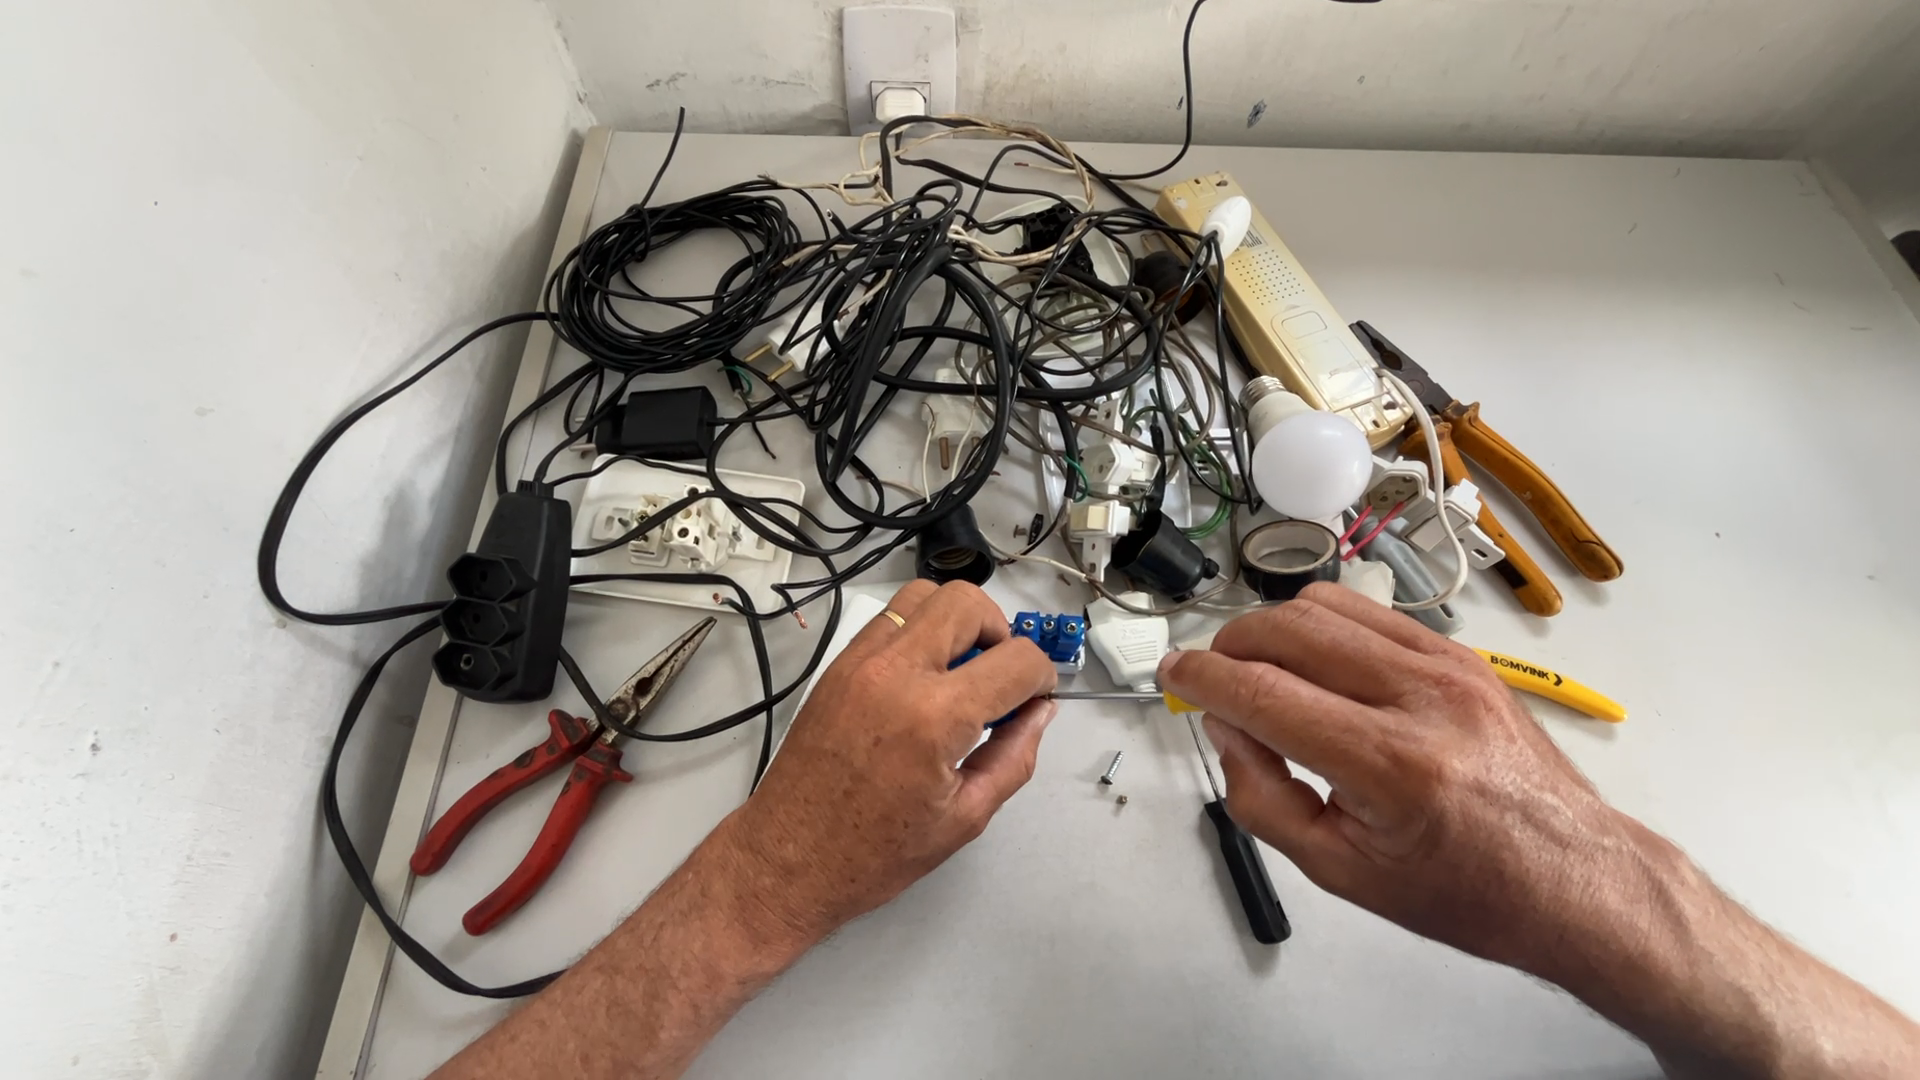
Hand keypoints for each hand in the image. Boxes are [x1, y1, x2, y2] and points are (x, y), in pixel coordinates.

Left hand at [712, 581, 1058, 945]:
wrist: (787, 859)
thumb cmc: (875, 852)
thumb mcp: (965, 817)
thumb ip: (1014, 756)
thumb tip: (1040, 711)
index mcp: (934, 717)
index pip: (1016, 660)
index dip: (1042, 675)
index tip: (1037, 696)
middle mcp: (896, 672)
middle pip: (968, 603)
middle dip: (1002, 631)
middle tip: (1001, 675)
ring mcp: (861, 661)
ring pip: (924, 595)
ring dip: (957, 619)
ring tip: (962, 666)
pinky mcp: (838, 664)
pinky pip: (890, 618)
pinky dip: (919, 629)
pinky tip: (924, 675)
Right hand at [1159, 582, 1645, 974]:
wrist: (1579, 878)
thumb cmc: (1457, 890)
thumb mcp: (1338, 871)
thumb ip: (1261, 797)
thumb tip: (1226, 725)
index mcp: (1389, 766)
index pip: (1262, 693)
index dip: (1200, 677)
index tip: (1170, 674)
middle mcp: (1418, 697)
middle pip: (1285, 631)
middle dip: (1227, 647)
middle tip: (1215, 680)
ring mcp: (1446, 664)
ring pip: (1319, 605)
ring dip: (1268, 630)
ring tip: (1262, 670)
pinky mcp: (1459, 651)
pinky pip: (1361, 609)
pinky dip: (1315, 624)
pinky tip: (1314, 661)